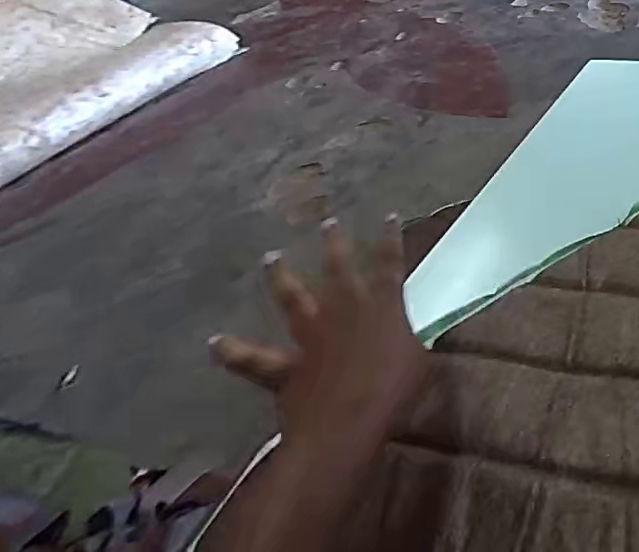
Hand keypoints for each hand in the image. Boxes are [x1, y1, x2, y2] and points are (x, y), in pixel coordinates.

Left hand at [210, 217, 426, 446]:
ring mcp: (312, 336)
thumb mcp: (421, 360)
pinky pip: (255, 358)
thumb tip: (424, 336)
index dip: (391, 238)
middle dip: (335, 243)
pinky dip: (233, 351)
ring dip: (281, 278)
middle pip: (339, 268)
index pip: (390, 263)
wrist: (346, 425)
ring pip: (294, 299)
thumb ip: (417, 341)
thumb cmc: (394, 390)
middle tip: (327, 221)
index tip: (389, 215)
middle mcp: (345, 311)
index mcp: (383, 305)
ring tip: (271, 257)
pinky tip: (214, 342)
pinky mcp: (287, 366)